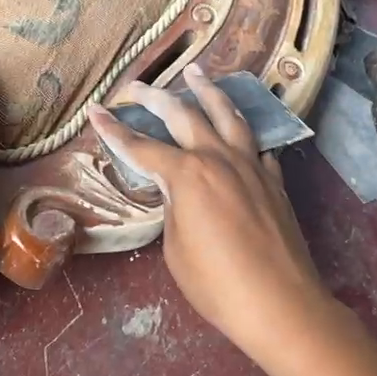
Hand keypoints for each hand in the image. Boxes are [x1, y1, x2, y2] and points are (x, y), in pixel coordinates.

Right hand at [85, 64, 333, 357]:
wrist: (281, 305)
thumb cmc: (217, 284)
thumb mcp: (176, 249)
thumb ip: (172, 209)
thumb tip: (177, 191)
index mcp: (187, 174)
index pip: (140, 146)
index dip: (113, 129)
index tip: (95, 110)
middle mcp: (217, 158)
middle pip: (182, 114)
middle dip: (153, 96)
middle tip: (134, 85)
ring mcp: (250, 165)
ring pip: (227, 114)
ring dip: (207, 89)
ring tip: (195, 71)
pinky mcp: (273, 180)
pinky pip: (256, 145)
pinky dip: (243, 132)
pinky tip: (240, 129)